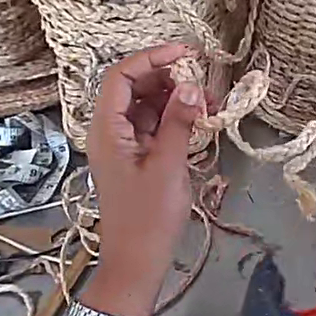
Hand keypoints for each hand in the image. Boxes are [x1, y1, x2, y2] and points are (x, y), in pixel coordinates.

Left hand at [83, 45, 204, 315]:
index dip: (151, 59)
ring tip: (208, 104)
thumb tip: (192, 88)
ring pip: (146, 106)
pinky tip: (199, 121)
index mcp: (107, 129)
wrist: (137, 260)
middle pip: (133, 88)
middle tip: (203, 83)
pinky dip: (174, 119)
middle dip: (168, 79)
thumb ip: (178, 123)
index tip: (186, 55)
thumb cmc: (148, 217)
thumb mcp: (167, 166)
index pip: (121, 77)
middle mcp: (110, 131)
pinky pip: (153, 126)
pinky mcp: (137, 158)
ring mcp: (123, 145)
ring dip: (175, 99)